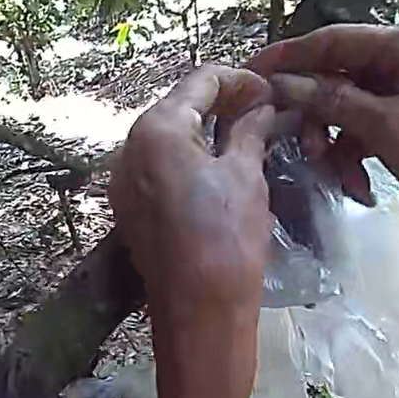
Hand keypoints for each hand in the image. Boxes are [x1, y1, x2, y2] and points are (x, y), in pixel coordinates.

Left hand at [110, 64, 274, 397]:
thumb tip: (261, 104)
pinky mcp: (133, 210)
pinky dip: (193, 160)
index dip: (240, 79)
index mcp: (154, 130)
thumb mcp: (246, 176)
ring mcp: (126, 182)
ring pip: (171, 138)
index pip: (200, 80)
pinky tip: (224, 169)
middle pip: (180, 107)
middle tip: (267, 114)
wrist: (199, 318)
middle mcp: (129, 149)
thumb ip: (249, 128)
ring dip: (209, 132)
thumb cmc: (227, 241)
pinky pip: (164, 169)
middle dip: (224, 104)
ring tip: (252, 139)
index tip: (272, 92)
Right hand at [248, 23, 398, 328]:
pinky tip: (357, 188)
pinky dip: (354, 159)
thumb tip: (283, 82)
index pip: (339, 40)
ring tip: (332, 176)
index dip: (292, 56)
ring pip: (349, 110)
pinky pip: (365, 134)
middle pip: (341, 77)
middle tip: (293, 142)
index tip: (253, 71)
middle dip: (316, 114)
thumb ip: (334, 101)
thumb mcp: (392, 127)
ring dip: (334, 144)